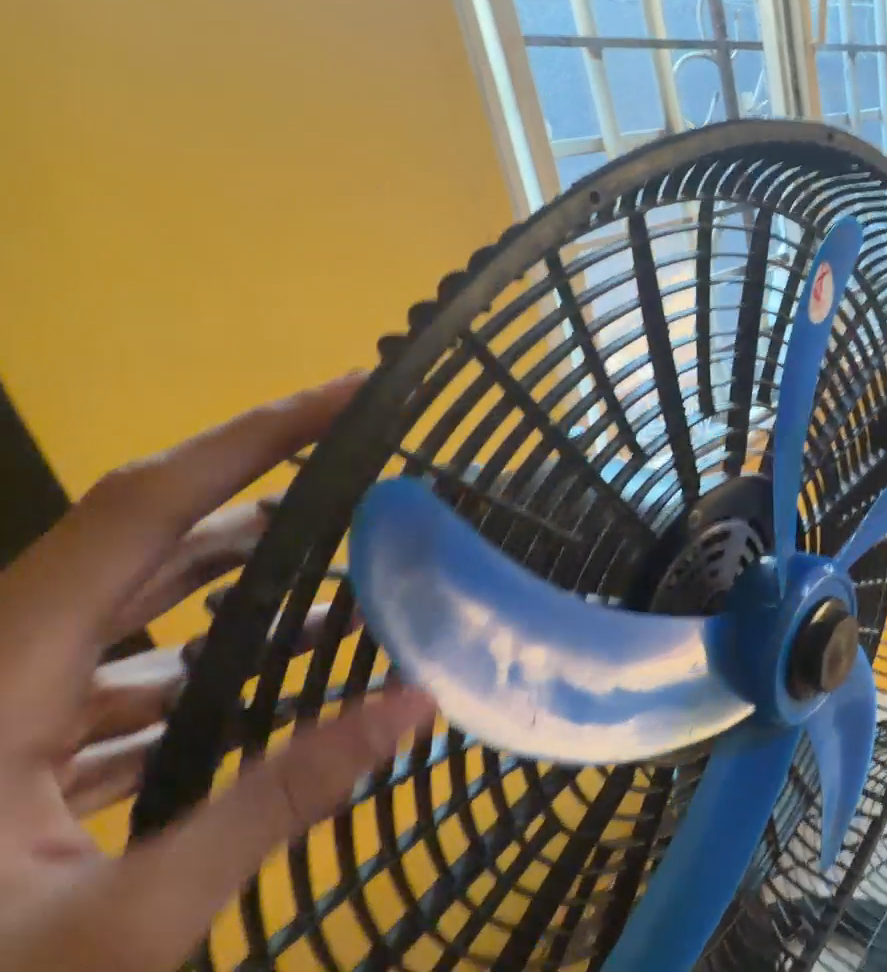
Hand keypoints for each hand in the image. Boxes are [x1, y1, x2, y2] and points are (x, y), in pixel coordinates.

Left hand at [0, 375, 434, 970]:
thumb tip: (417, 706)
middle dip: (267, 503)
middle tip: (374, 482)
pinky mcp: (0, 756)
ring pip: (132, 611)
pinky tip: (282, 688)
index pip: (143, 510)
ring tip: (354, 588)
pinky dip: (206, 669)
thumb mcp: (123, 918)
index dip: (252, 439)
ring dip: (246, 592)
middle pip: (143, 542)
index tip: (351, 395)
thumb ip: (272, 804)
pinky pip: (114, 679)